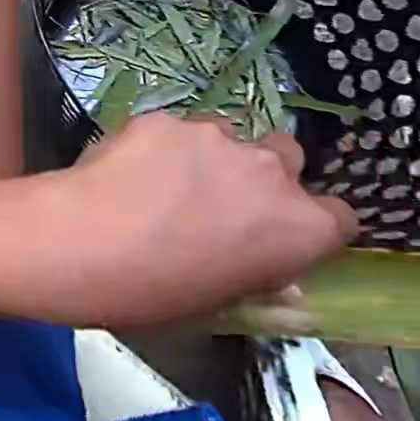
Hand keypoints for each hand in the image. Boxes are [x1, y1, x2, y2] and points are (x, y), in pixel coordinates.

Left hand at [34, 113, 356, 326]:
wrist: (83, 245)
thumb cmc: (152, 293)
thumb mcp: (218, 302)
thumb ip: (253, 273)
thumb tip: (266, 272)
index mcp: (300, 228)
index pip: (336, 217)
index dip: (305, 224)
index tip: (275, 233)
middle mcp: (269, 172)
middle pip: (285, 157)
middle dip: (260, 173)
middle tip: (216, 197)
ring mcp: (214, 137)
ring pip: (223, 135)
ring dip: (204, 154)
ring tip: (157, 181)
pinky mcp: (162, 118)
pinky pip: (169, 129)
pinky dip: (155, 144)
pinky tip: (123, 168)